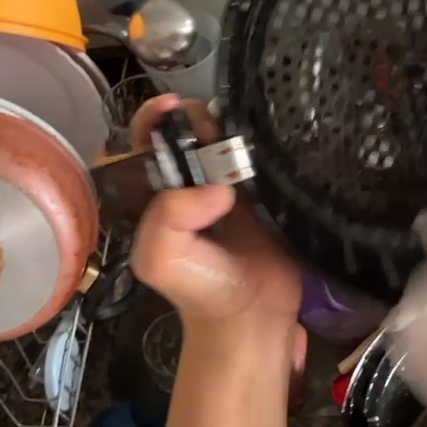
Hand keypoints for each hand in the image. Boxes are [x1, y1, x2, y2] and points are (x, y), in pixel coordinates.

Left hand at [127, 95, 301, 345]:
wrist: (251, 317)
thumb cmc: (200, 288)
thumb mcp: (160, 258)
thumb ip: (167, 218)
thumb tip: (217, 188)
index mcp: (161, 190)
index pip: (149, 139)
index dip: (156, 117)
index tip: (174, 108)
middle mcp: (197, 178)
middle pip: (194, 129)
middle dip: (202, 120)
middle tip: (218, 133)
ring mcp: (237, 182)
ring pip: (233, 137)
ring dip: (240, 129)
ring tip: (248, 139)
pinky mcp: (272, 191)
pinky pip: (270, 158)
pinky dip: (272, 145)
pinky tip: (277, 141)